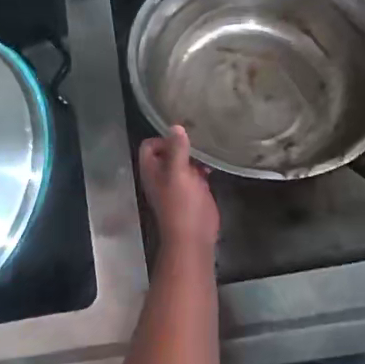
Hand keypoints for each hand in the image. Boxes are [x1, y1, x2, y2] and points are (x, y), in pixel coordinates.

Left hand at [138, 126, 218, 251]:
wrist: (193, 236)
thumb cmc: (181, 205)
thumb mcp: (178, 174)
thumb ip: (176, 150)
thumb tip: (176, 126)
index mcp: (152, 169)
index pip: (150, 145)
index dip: (163, 139)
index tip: (181, 138)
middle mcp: (163, 173)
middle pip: (168, 150)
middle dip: (181, 142)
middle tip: (199, 135)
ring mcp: (179, 181)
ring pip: (184, 159)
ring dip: (194, 153)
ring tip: (208, 145)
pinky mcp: (195, 189)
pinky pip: (197, 170)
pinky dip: (204, 164)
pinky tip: (214, 161)